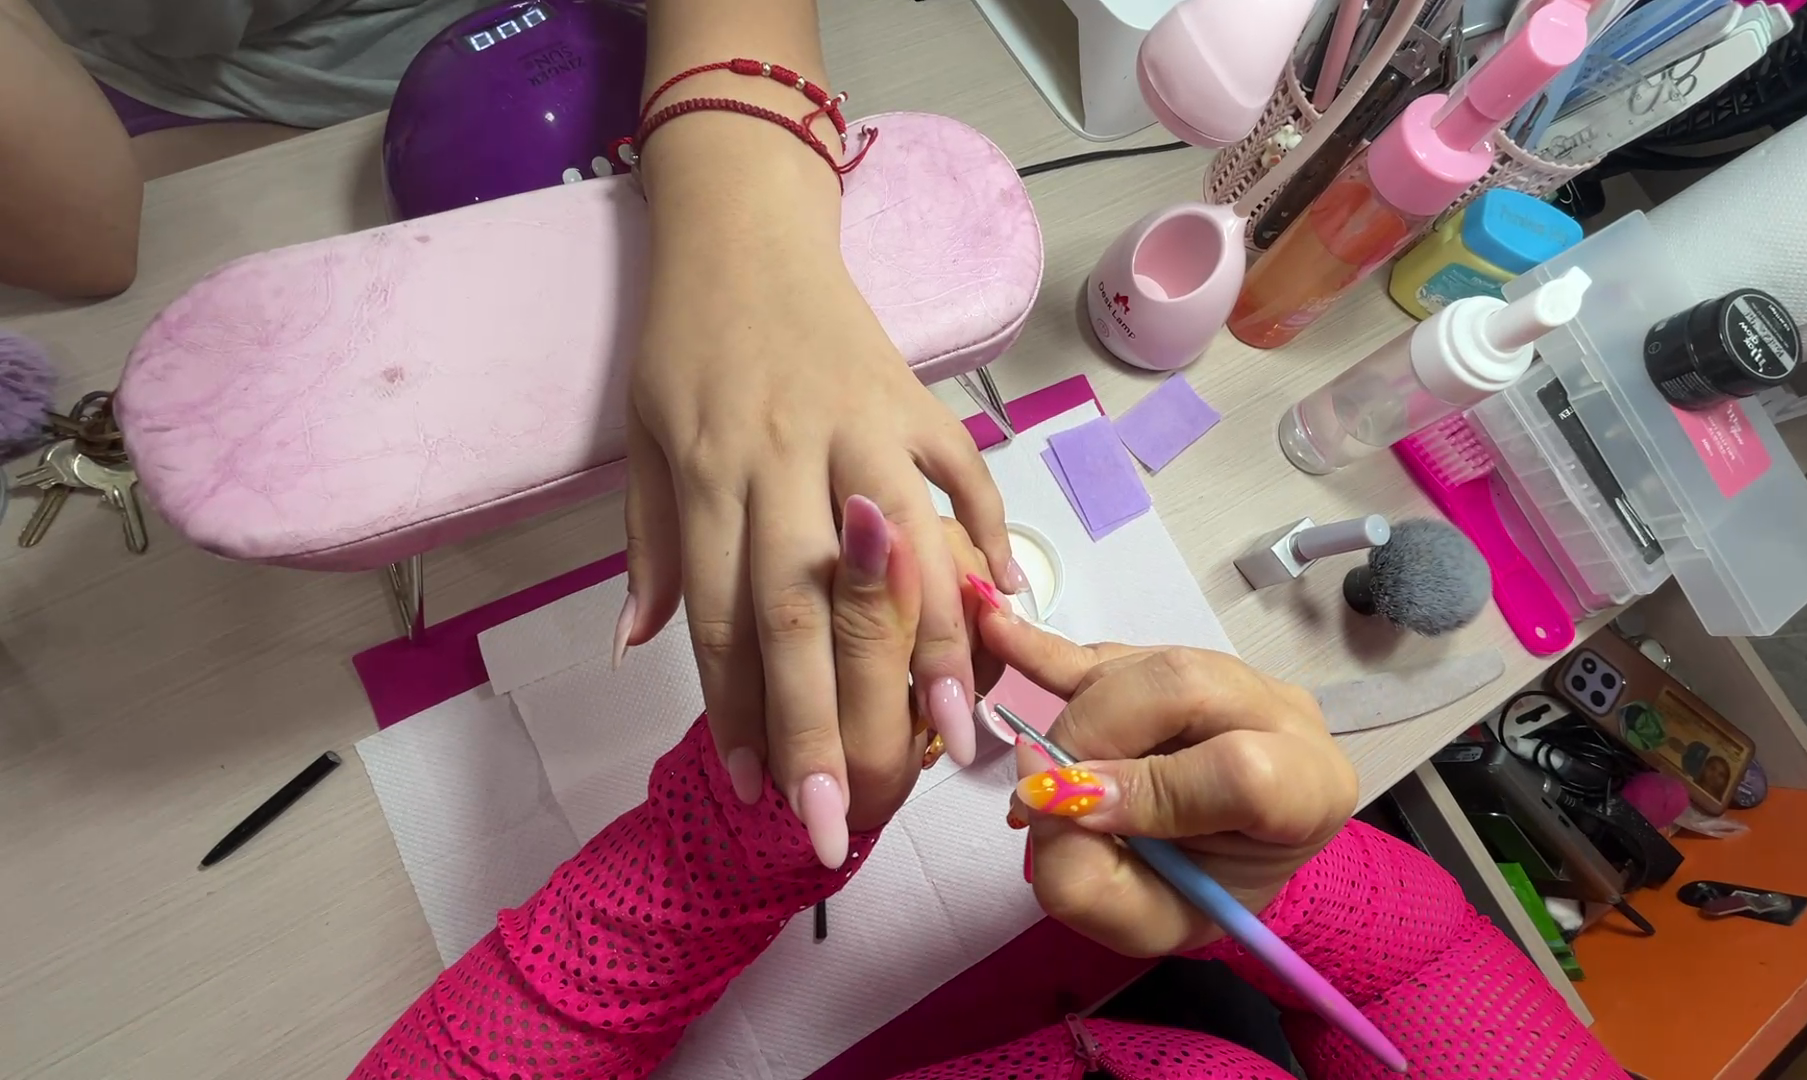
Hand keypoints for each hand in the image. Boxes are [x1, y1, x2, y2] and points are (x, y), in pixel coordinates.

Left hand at [619, 225, 1024, 861]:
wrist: (743, 227)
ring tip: (955, 737)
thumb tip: (638, 648)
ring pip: (904, 550)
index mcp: (710, 473)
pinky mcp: (918, 395)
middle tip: (848, 816)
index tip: (764, 796)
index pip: (728, 618)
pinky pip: (963, 469)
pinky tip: (1009, 600)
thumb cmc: (684, 341)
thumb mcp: (638, 439)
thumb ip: (644, 546)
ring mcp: (863, 421)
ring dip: (933, 646)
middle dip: (829, 720)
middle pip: (812, 606)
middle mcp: (787, 456)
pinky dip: (988, 530)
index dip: (744, 714)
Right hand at [980, 608, 1358, 956]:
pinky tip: (996, 627)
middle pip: (1179, 686)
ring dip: (1078, 713)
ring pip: (1139, 665)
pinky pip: (1102, 650)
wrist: (1217, 852)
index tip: (1074, 808)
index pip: (1239, 771)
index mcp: (1308, 790)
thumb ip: (1093, 885)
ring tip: (1047, 764)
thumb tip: (1044, 792)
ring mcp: (1225, 672)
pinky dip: (1044, 648)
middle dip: (1092, 736)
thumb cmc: (1196, 892)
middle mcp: (1277, 712)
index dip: (1149, 788)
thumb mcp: (1155, 925)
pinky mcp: (1166, 657)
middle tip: (1046, 787)